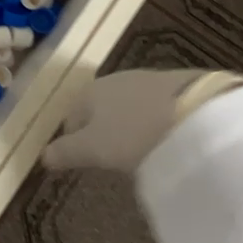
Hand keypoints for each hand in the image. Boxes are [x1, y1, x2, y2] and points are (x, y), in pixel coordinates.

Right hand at [42, 69, 242, 172]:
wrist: (199, 112)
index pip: (71, 118)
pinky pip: (158, 107)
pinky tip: (168, 139)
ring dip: (130, 124)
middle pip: (101, 109)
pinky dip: (157, 122)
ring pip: (130, 106)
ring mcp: (149, 79)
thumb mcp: (94, 149)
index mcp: (89, 92)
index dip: (74, 141)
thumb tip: (43, 156)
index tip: (83, 162)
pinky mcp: (182, 85)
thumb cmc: (134, 132)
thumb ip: (66, 152)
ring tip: (143, 151)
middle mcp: (115, 79)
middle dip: (103, 130)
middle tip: (113, 158)